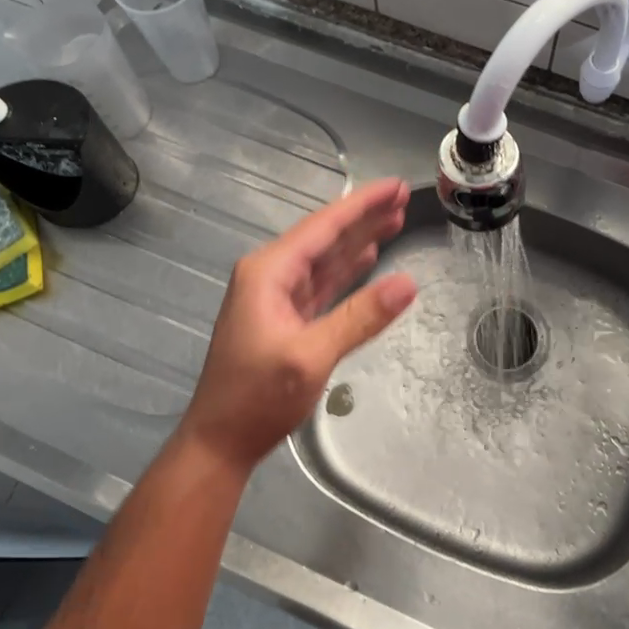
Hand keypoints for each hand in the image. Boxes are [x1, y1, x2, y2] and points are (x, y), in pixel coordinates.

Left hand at [180, 179, 416, 473]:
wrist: (220, 442)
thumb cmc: (258, 398)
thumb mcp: (312, 356)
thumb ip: (360, 316)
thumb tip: (409, 283)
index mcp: (268, 272)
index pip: (323, 227)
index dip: (362, 205)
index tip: (396, 186)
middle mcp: (270, 276)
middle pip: (325, 237)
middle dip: (364, 217)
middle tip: (403, 197)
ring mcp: (276, 298)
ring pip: (325, 259)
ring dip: (358, 241)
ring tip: (395, 219)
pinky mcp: (284, 319)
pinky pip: (321, 284)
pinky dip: (346, 270)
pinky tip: (367, 258)